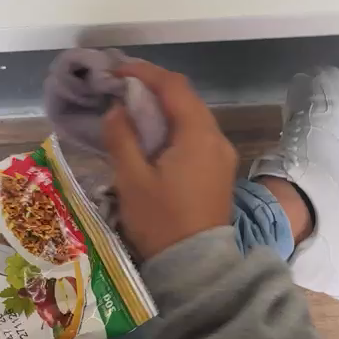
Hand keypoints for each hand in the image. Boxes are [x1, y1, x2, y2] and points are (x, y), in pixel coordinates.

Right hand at [102, 59, 237, 260]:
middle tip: (120, 88)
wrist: (196, 266)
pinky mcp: (220, 171)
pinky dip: (175, 127)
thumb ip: (122, 137)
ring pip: (192, 117)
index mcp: (198, 135)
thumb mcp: (132, 179)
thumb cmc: (161, 221)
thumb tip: (118, 109)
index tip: (116, 72)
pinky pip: (197, 136)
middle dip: (153, 87)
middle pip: (186, 98)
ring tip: (131, 110)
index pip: (173, 86)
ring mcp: (222, 155)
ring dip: (164, 108)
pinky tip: (152, 136)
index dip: (144, 72)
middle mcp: (217, 138)